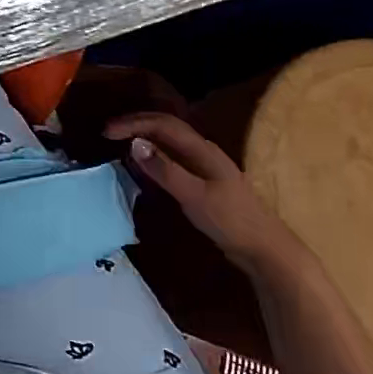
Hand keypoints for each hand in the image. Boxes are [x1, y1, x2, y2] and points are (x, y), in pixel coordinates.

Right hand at [106, 112, 372, 373]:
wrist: (265, 249)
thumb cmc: (231, 221)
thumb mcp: (194, 196)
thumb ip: (165, 170)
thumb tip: (135, 143)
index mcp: (202, 149)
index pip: (162, 124)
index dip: (133, 123)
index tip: (106, 132)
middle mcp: (203, 151)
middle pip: (166, 127)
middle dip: (137, 125)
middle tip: (109, 133)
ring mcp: (206, 167)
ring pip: (170, 142)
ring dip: (145, 138)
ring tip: (121, 144)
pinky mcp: (205, 182)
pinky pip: (173, 158)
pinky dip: (154, 155)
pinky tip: (146, 167)